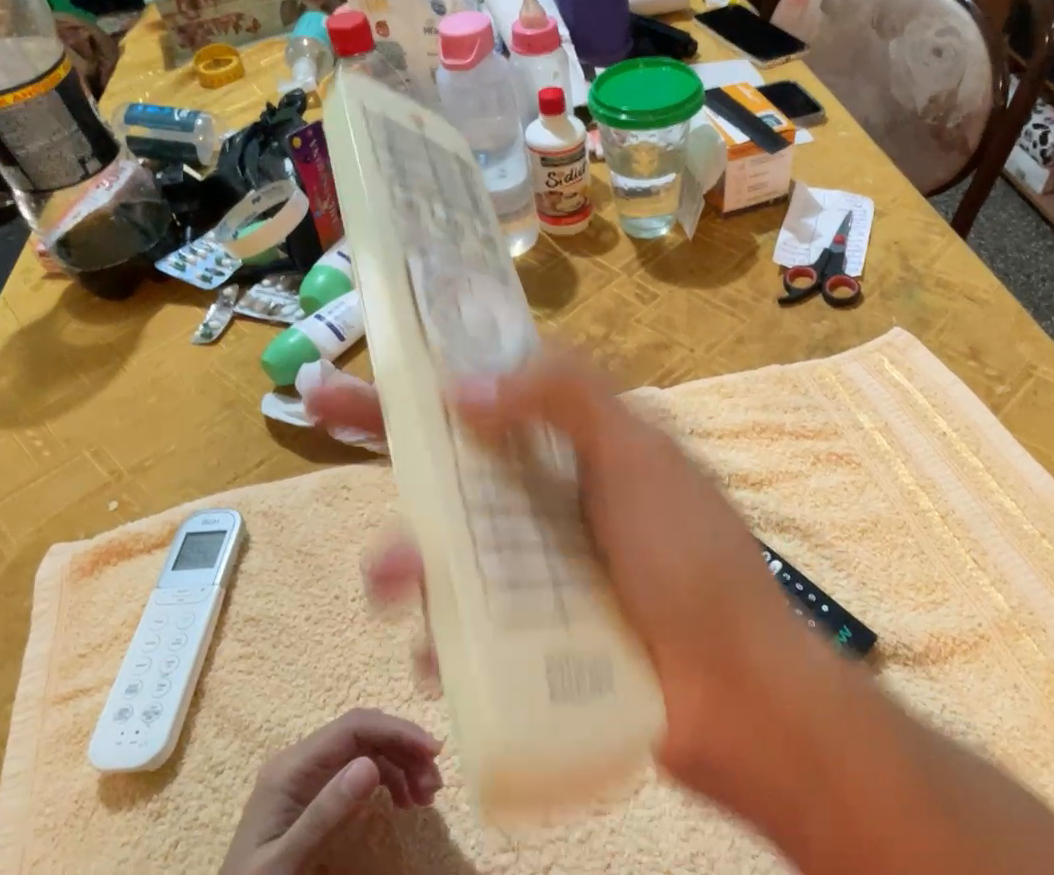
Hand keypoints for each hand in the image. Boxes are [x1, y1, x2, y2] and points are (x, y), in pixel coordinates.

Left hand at [220, 709, 442, 874]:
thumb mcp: (286, 863)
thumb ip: (324, 816)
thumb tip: (370, 765)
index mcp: (291, 767)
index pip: (354, 726)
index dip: (398, 731)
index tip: (433, 753)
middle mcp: (300, 760)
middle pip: (365, 733)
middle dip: (406, 749)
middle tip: (435, 786)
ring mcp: (308, 775)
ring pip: (368, 749)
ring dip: (403, 765)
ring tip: (426, 798)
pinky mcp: (316, 791)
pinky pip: (362, 769)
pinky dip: (390, 779)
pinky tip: (405, 803)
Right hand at [308, 351, 798, 781]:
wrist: (734, 696)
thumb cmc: (690, 563)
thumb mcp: (640, 458)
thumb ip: (567, 399)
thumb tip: (466, 385)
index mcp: (584, 450)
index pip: (503, 395)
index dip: (442, 373)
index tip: (380, 357)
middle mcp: (555, 504)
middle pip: (461, 465)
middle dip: (393, 442)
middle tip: (319, 413)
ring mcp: (540, 572)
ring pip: (450, 551)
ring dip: (411, 558)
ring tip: (395, 582)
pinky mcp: (531, 638)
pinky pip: (464, 627)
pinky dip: (442, 636)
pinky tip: (440, 656)